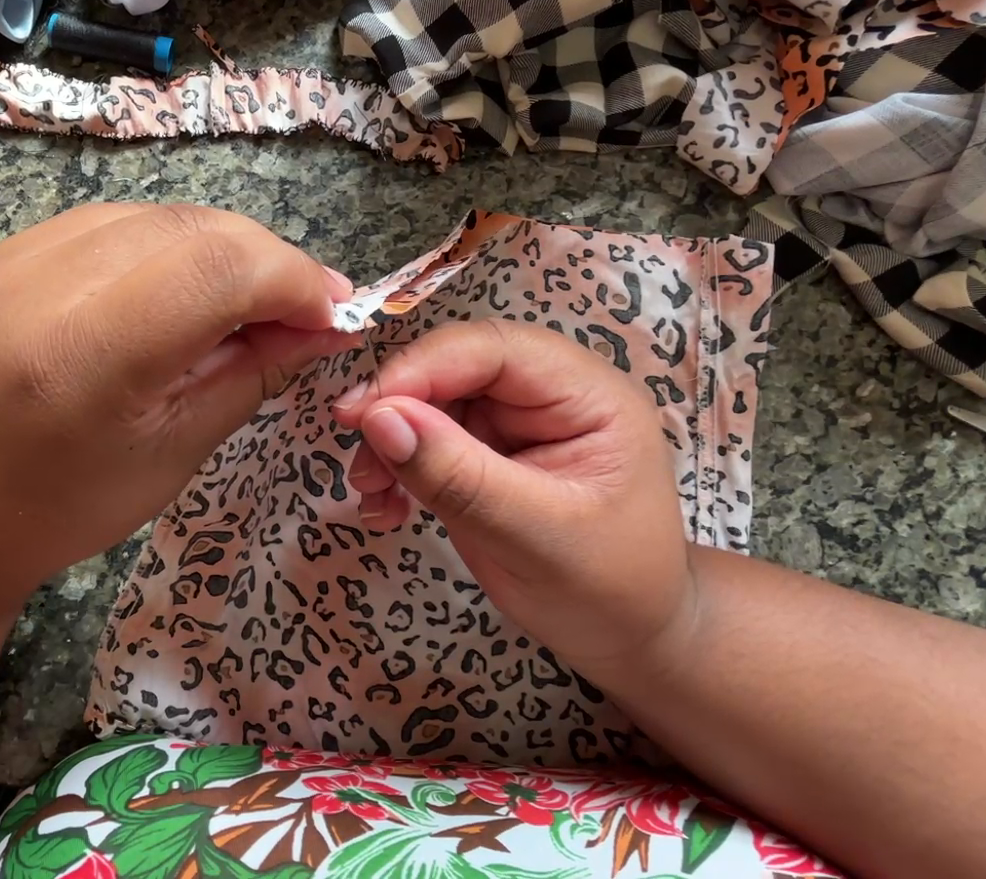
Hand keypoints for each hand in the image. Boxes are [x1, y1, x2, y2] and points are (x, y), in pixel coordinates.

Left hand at [0, 203, 356, 618]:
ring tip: (248, 303)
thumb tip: (327, 325)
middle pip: (194, 227)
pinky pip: (115, 223)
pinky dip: (169, 247)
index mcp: (81, 355)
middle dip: (267, 261)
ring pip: (159, 215)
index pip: (217, 267)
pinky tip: (182, 290)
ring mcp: (15, 257)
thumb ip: (253, 373)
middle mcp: (40, 284)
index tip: (331, 316)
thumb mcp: (175, 454)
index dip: (292, 280)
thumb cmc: (66, 509)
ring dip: (222, 251)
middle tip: (304, 311)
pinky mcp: (6, 250)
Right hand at [331, 320, 693, 677]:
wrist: (624, 635)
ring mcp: (512, 420)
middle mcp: (546, 392)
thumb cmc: (607, 588)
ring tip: (370, 494)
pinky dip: (396, 466)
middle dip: (398, 409)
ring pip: (429, 401)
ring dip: (389, 442)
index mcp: (587, 394)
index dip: (422, 368)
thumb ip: (458, 476)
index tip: (362, 413)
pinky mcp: (483, 449)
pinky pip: (424, 437)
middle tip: (361, 462)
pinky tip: (385, 508)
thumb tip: (378, 418)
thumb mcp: (535, 536)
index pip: (494, 349)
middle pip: (453, 368)